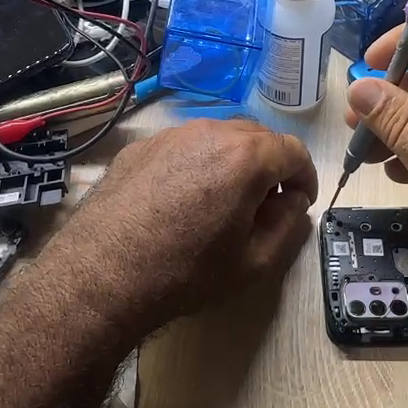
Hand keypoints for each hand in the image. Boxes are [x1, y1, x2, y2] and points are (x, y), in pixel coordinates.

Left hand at [37, 118, 316, 340]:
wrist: (102, 275)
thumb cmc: (185, 272)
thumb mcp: (253, 263)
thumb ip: (289, 226)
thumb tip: (294, 202)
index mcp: (246, 157)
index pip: (294, 151)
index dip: (305, 177)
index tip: (300, 201)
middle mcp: (211, 132)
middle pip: (257, 137)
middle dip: (270, 166)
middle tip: (265, 204)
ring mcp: (171, 134)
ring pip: (218, 136)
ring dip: (232, 161)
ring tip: (222, 200)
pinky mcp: (141, 145)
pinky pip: (183, 145)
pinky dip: (196, 163)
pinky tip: (181, 199)